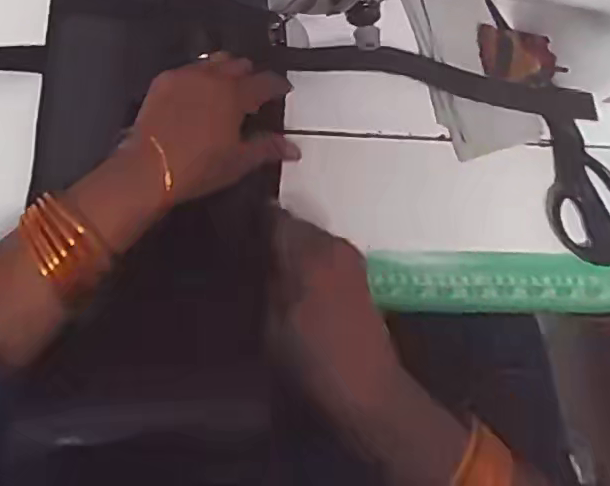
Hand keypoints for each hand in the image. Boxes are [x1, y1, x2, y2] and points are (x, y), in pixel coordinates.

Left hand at [127, 52, 295, 202]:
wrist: (148, 168)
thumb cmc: (196, 167)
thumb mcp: (237, 161)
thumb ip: (266, 148)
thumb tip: (291, 148)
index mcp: (235, 95)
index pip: (265, 81)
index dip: (277, 84)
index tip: (282, 89)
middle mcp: (212, 77)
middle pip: (239, 64)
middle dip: (250, 75)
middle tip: (253, 92)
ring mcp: (185, 75)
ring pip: (213, 60)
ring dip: (224, 70)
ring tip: (226, 88)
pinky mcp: (164, 80)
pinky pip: (187, 69)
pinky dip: (198, 77)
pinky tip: (196, 93)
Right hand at [269, 212, 404, 421]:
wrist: (370, 393)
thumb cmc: (313, 361)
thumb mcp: (272, 324)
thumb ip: (266, 278)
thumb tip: (256, 250)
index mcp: (308, 251)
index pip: (275, 216)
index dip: (255, 219)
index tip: (239, 229)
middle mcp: (331, 244)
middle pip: (296, 224)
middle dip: (276, 233)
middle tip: (255, 252)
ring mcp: (350, 257)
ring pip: (313, 237)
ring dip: (296, 246)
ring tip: (277, 268)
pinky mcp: (361, 273)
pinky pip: (327, 251)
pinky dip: (313, 258)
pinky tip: (302, 282)